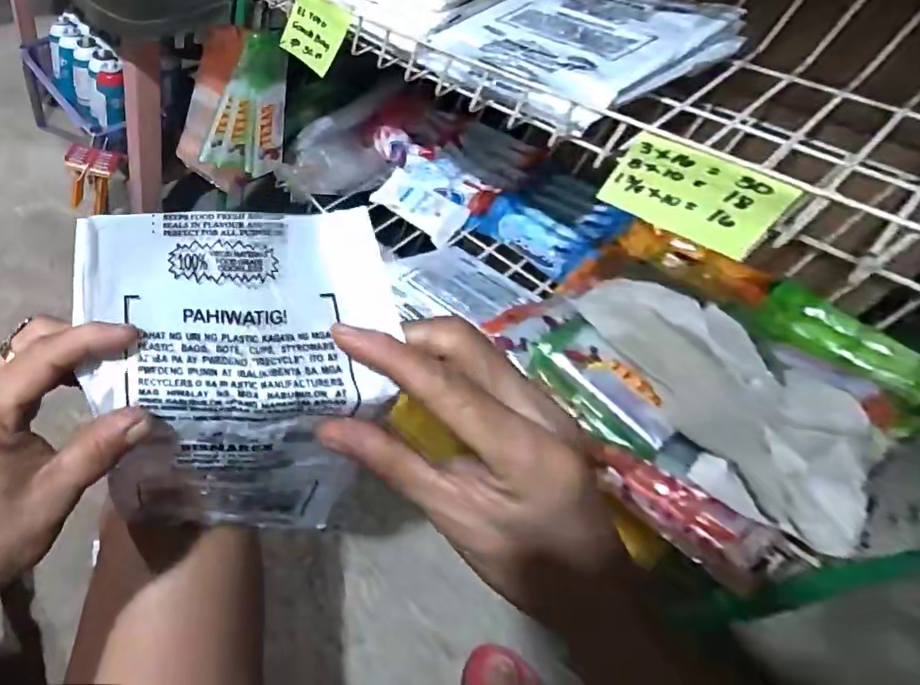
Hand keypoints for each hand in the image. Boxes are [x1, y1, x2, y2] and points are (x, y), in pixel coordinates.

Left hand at [0, 316, 150, 608]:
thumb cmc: (3, 532)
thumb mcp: (56, 493)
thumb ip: (98, 449)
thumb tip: (144, 415)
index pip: (47, 353)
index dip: (92, 338)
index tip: (134, 333)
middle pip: (34, 338)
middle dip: (82, 335)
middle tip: (128, 345)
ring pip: (27, 345)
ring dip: (69, 345)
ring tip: (114, 356)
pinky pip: (21, 363)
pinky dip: (54, 361)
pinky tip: (83, 376)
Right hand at [314, 317, 634, 633]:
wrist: (601, 594)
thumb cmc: (526, 563)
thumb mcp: (452, 516)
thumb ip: (391, 462)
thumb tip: (326, 426)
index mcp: (524, 448)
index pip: (445, 383)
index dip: (389, 353)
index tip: (341, 333)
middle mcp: (540, 412)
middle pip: (464, 342)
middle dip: (405, 335)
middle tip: (361, 349)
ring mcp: (545, 404)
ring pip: (474, 346)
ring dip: (421, 343)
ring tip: (380, 360)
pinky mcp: (538, 405)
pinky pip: (481, 361)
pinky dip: (438, 358)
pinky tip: (416, 379)